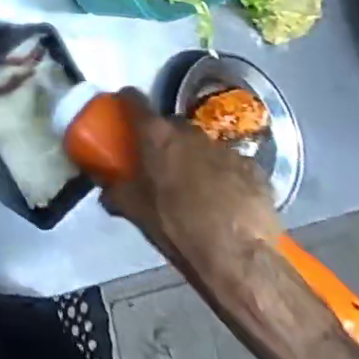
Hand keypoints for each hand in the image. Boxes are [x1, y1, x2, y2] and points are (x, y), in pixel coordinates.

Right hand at [100, 89, 280, 264]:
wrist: (238, 257)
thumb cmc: (178, 229)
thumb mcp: (138, 214)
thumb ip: (117, 194)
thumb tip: (105, 191)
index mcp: (157, 136)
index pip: (135, 101)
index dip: (127, 101)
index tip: (123, 107)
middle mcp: (190, 132)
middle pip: (171, 125)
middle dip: (164, 139)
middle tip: (160, 162)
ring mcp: (225, 147)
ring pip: (203, 145)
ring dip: (196, 158)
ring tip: (196, 188)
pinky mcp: (253, 167)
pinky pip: (231, 164)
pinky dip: (225, 176)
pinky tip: (227, 202)